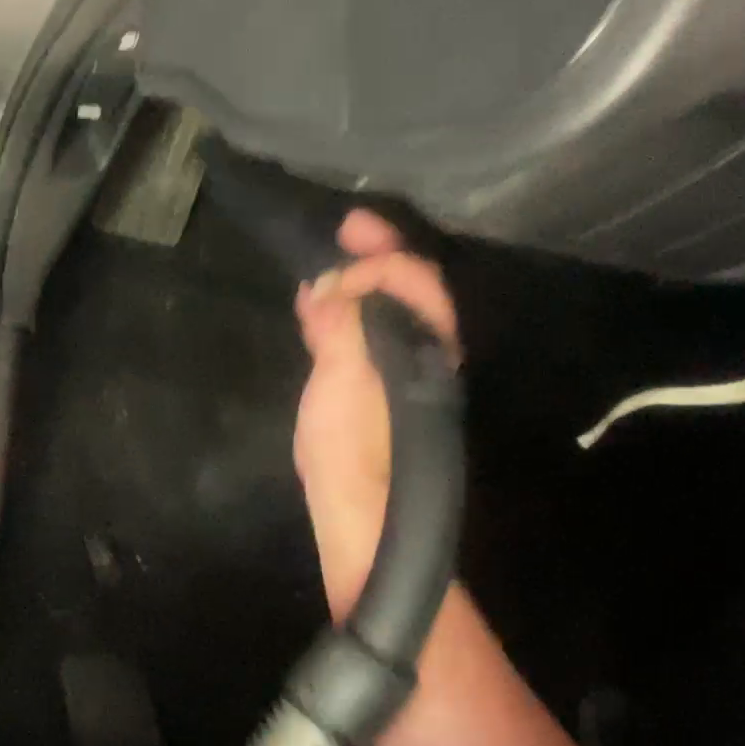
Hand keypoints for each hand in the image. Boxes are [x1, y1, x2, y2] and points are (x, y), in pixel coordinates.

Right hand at [295, 210, 459, 615]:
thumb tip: (327, 285)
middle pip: (407, 293)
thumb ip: (342, 325)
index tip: (344, 236)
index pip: (413, 282)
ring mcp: (396, 377)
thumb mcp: (347, 378)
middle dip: (377, 258)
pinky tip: (320, 317)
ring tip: (325, 270)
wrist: (362, 515)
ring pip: (386, 316)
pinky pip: (364, 340)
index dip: (381, 256)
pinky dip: (344, 318)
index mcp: (425, 346)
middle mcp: (420, 354)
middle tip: (346, 230)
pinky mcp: (371, 399)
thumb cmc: (355, 446)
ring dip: (359, 286)